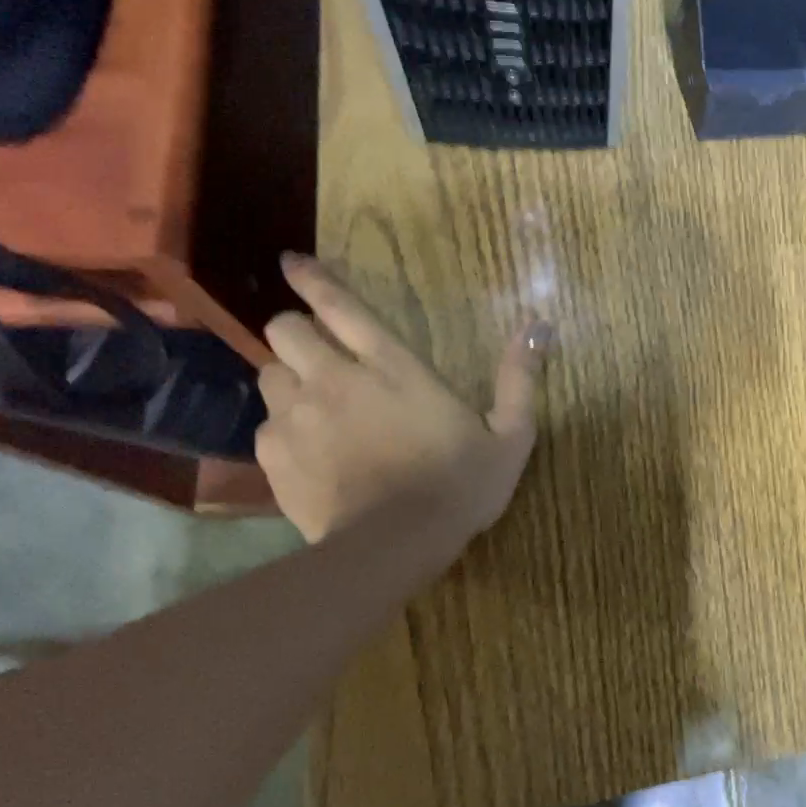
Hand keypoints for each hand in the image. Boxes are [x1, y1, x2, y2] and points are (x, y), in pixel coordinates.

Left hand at [255, 254, 546, 547]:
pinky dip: (285, 429)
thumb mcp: (510, 435)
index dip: (315, 280)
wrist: (395, 544)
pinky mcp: (273, 454)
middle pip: (284, 330)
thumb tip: (539, 326)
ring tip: (316, 404)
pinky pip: (266, 425)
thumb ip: (519, 379)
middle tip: (320, 352)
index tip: (294, 262)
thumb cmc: (461, 485)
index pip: (342, 308)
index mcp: (394, 369)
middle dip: (296, 332)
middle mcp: (335, 380)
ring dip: (289, 379)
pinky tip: (312, 451)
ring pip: (269, 374)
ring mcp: (297, 416)